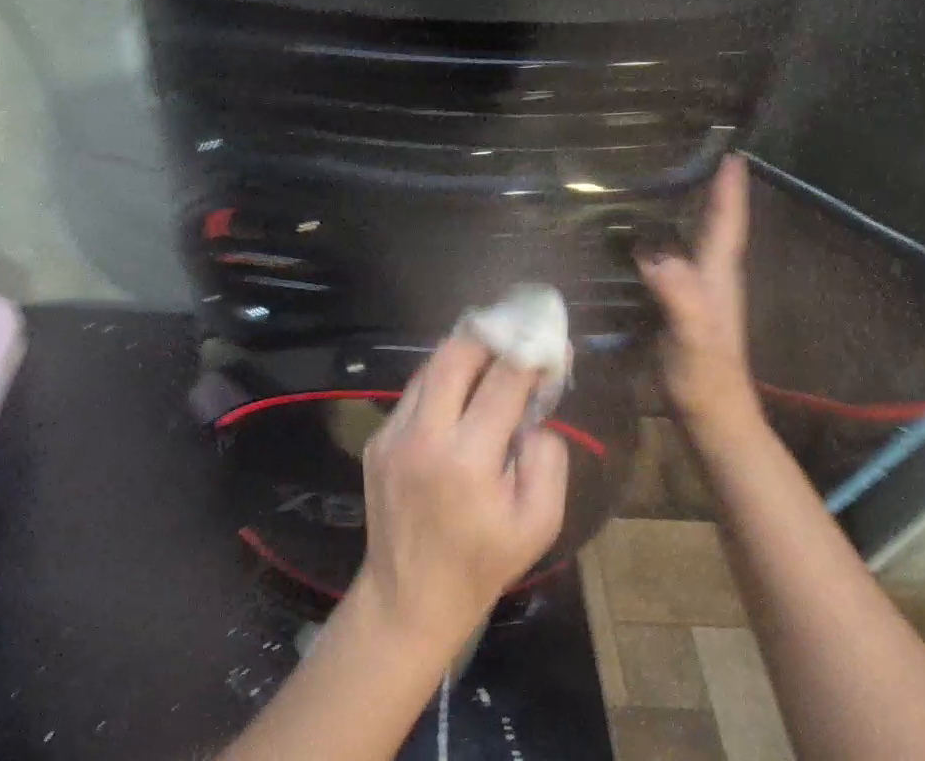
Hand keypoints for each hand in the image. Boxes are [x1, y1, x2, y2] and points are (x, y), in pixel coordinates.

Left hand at [355, 335, 569, 651]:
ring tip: (487, 348)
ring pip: (426, 372)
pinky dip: (437, 385)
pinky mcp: (376, 442)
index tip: (548, 341)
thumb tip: (536, 415)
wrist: (410, 595)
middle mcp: (423, 438)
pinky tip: (456, 392)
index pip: (502, 384)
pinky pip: (410, 397)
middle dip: (486, 336)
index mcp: (467, 461)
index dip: (529, 356)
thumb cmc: (482, 563)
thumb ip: (547, 461)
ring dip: (458, 355)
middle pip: (452, 359)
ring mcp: (392, 437)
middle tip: (511, 329)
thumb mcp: (539, 524)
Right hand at [637, 154, 761, 431]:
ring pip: (695, 243)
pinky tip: (640, 242)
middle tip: (688, 157)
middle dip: (708, 191)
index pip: (727, 223)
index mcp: (717, 276)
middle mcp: (711, 278)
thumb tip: (657, 255)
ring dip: (688, 214)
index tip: (731, 152)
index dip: (729, 189)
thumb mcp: (692, 334)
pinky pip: (674, 264)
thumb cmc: (704, 376)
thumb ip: (680, 295)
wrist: (712, 417)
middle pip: (714, 226)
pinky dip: (663, 244)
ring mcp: (698, 295)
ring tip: (663, 187)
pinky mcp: (680, 310)